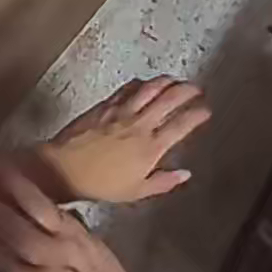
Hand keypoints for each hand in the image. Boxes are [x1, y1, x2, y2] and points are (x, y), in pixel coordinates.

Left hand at [32, 77, 210, 203]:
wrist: (64, 168)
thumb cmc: (101, 185)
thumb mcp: (136, 191)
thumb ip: (163, 182)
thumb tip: (186, 174)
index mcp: (150, 148)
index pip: (181, 125)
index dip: (197, 115)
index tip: (206, 110)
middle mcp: (140, 124)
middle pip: (170, 99)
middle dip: (187, 91)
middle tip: (197, 89)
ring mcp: (122, 110)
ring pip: (151, 87)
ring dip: (167, 81)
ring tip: (176, 80)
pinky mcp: (107, 103)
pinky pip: (129, 87)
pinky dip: (142, 83)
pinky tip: (147, 83)